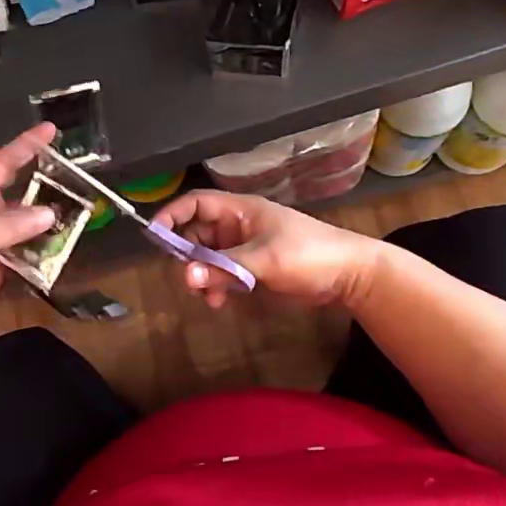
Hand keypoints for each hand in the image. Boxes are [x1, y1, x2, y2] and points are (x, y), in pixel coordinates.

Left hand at [0, 123, 59, 321]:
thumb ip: (13, 223)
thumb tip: (50, 215)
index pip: (1, 162)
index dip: (25, 146)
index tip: (50, 130)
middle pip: (19, 190)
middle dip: (44, 183)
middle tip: (75, 174)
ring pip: (27, 219)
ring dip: (48, 218)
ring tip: (78, 209)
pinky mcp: (1, 259)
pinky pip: (28, 246)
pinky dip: (45, 244)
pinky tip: (64, 240)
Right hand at [153, 189, 378, 307]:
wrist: (351, 276)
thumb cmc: (309, 255)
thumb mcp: (264, 260)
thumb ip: (224, 268)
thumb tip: (185, 277)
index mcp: (240, 210)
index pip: (196, 203)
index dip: (173, 215)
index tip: (155, 236)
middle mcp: (237, 225)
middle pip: (196, 233)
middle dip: (187, 256)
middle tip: (187, 278)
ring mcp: (244, 247)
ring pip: (207, 257)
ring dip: (202, 276)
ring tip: (207, 296)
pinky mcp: (252, 267)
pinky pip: (222, 273)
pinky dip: (217, 286)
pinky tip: (220, 302)